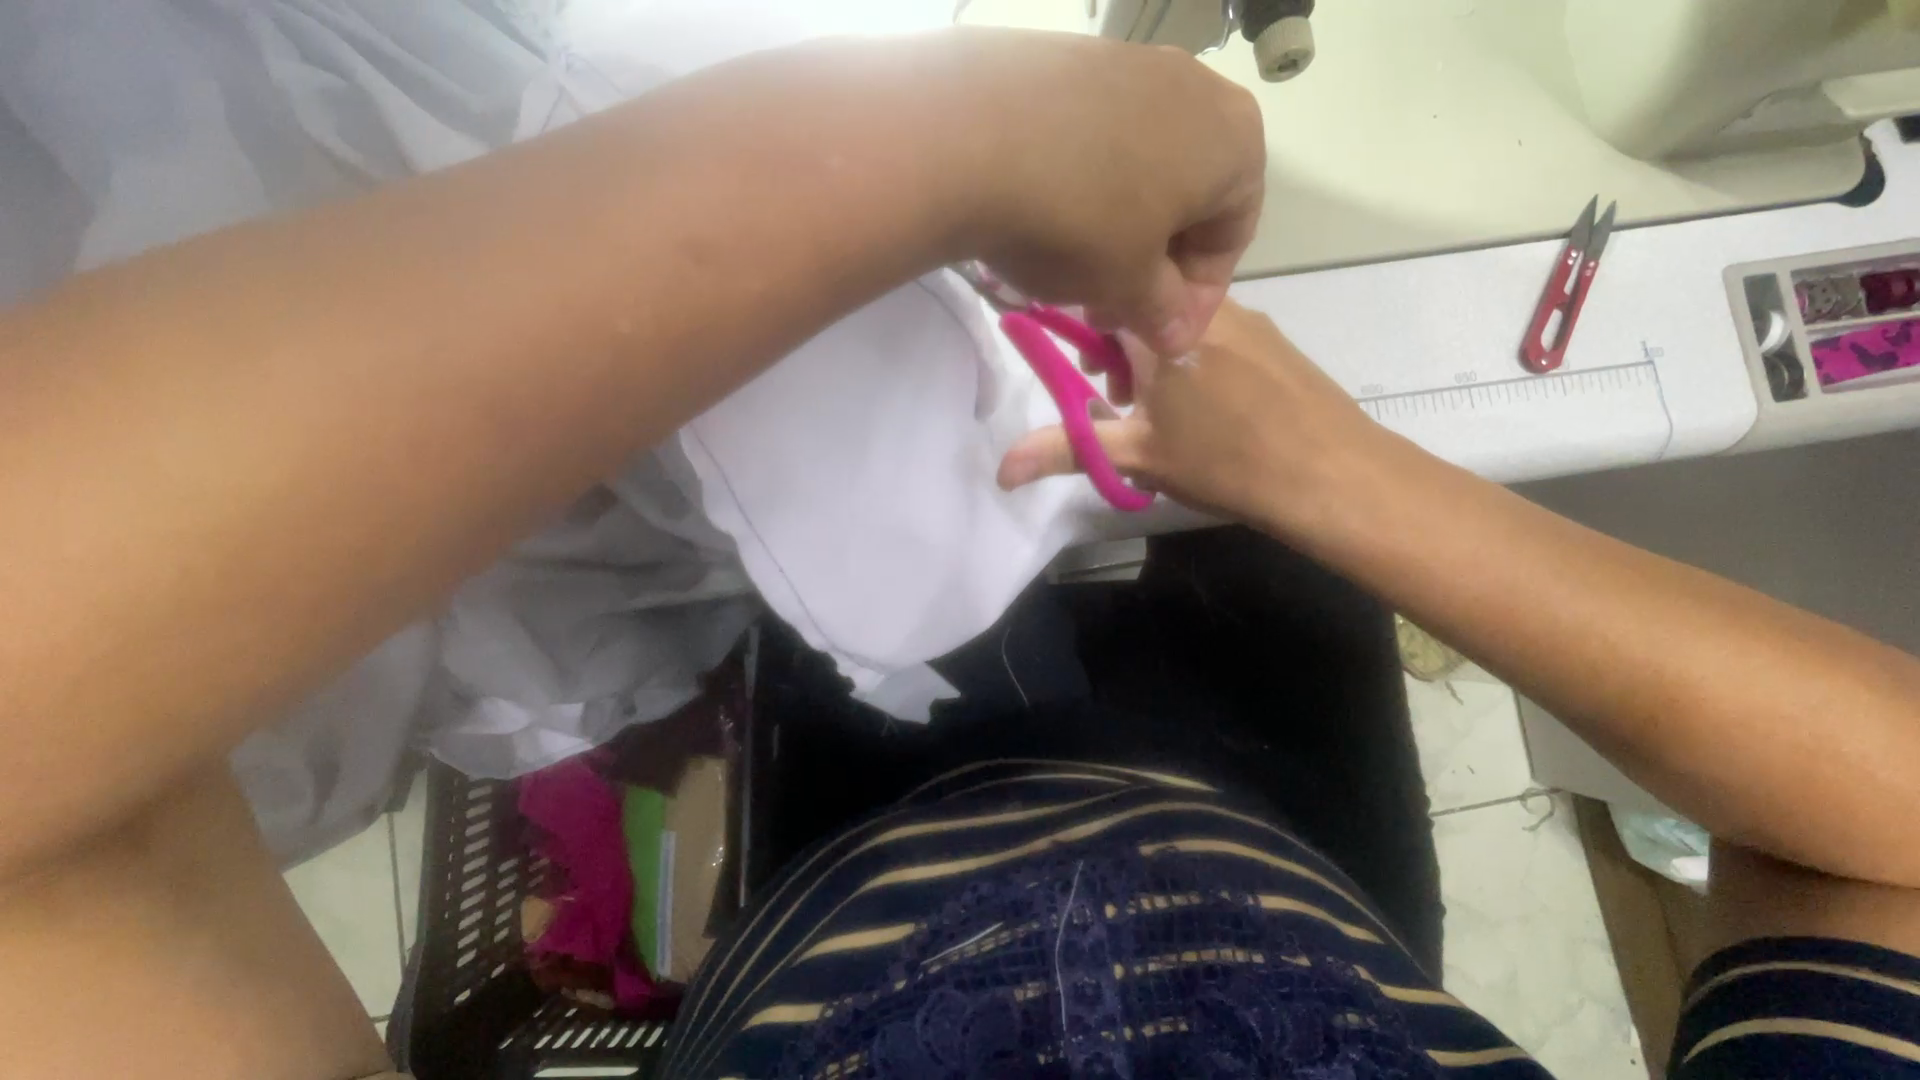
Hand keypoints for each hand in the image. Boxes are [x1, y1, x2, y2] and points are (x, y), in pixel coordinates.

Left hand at [937, 30, 1265, 355]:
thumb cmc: (1079, 221)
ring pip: (1137, 175)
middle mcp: (1194, 90)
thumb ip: (1162, 312)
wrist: (968, 139)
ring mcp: (1128, 67)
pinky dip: (1082, 192)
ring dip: (1115, 237)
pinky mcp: (1069, 65)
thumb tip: (1175, 335)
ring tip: (1072, 281)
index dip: (1193, 303)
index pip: (1229, 238)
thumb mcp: (1128, 284)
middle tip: (1107, 318)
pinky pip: (1093, 144)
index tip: (1156, 341)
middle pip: (1183, 204)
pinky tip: (1045, 224)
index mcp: (1234, 141)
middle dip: (1149, 272)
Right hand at [997, 299, 1400, 537]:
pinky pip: (1218, 335)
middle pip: (1141, 309)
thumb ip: (1065, 450)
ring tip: (1170, 414)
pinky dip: (1199, 361)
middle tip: (1125, 405)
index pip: (1099, 299)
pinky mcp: (1275, 339)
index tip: (1089, 379)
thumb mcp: (1136, 455)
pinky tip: (1217, 410)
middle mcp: (1202, 306)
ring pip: (1180, 323)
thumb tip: (1000, 471)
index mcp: (1159, 326)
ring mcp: (1247, 318)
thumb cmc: (1223, 460)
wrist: (1331, 473)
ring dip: (1159, 358)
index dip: (1083, 335)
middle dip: (1121, 352)